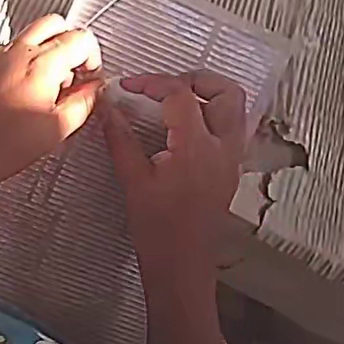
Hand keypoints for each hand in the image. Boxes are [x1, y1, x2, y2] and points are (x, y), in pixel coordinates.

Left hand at [0, 14, 102, 194]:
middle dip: (68, 44)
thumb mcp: (57, 130)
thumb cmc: (1, 148)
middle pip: (54, 24)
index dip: (92, 58)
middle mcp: (16, 52)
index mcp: (42, 63)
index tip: (89, 77)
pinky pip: (3, 55)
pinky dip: (16, 67)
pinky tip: (15, 95)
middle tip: (70, 74)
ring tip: (42, 89)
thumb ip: (84, 102)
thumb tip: (94, 90)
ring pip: (27, 38)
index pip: (81, 38)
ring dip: (42, 54)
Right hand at [103, 72, 247, 282]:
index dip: (152, 83)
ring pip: (234, 109)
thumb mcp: (133, 181)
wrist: (181, 263)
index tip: (128, 87)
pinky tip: (184, 129)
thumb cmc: (158, 229)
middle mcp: (223, 149)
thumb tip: (109, 110)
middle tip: (162, 85)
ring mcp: (231, 160)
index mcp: (197, 148)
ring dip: (208, 96)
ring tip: (175, 101)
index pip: (180, 95)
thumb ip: (121, 140)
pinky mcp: (230, 171)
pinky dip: (211, 117)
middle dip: (194, 79)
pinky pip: (230, 130)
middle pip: (225, 91)